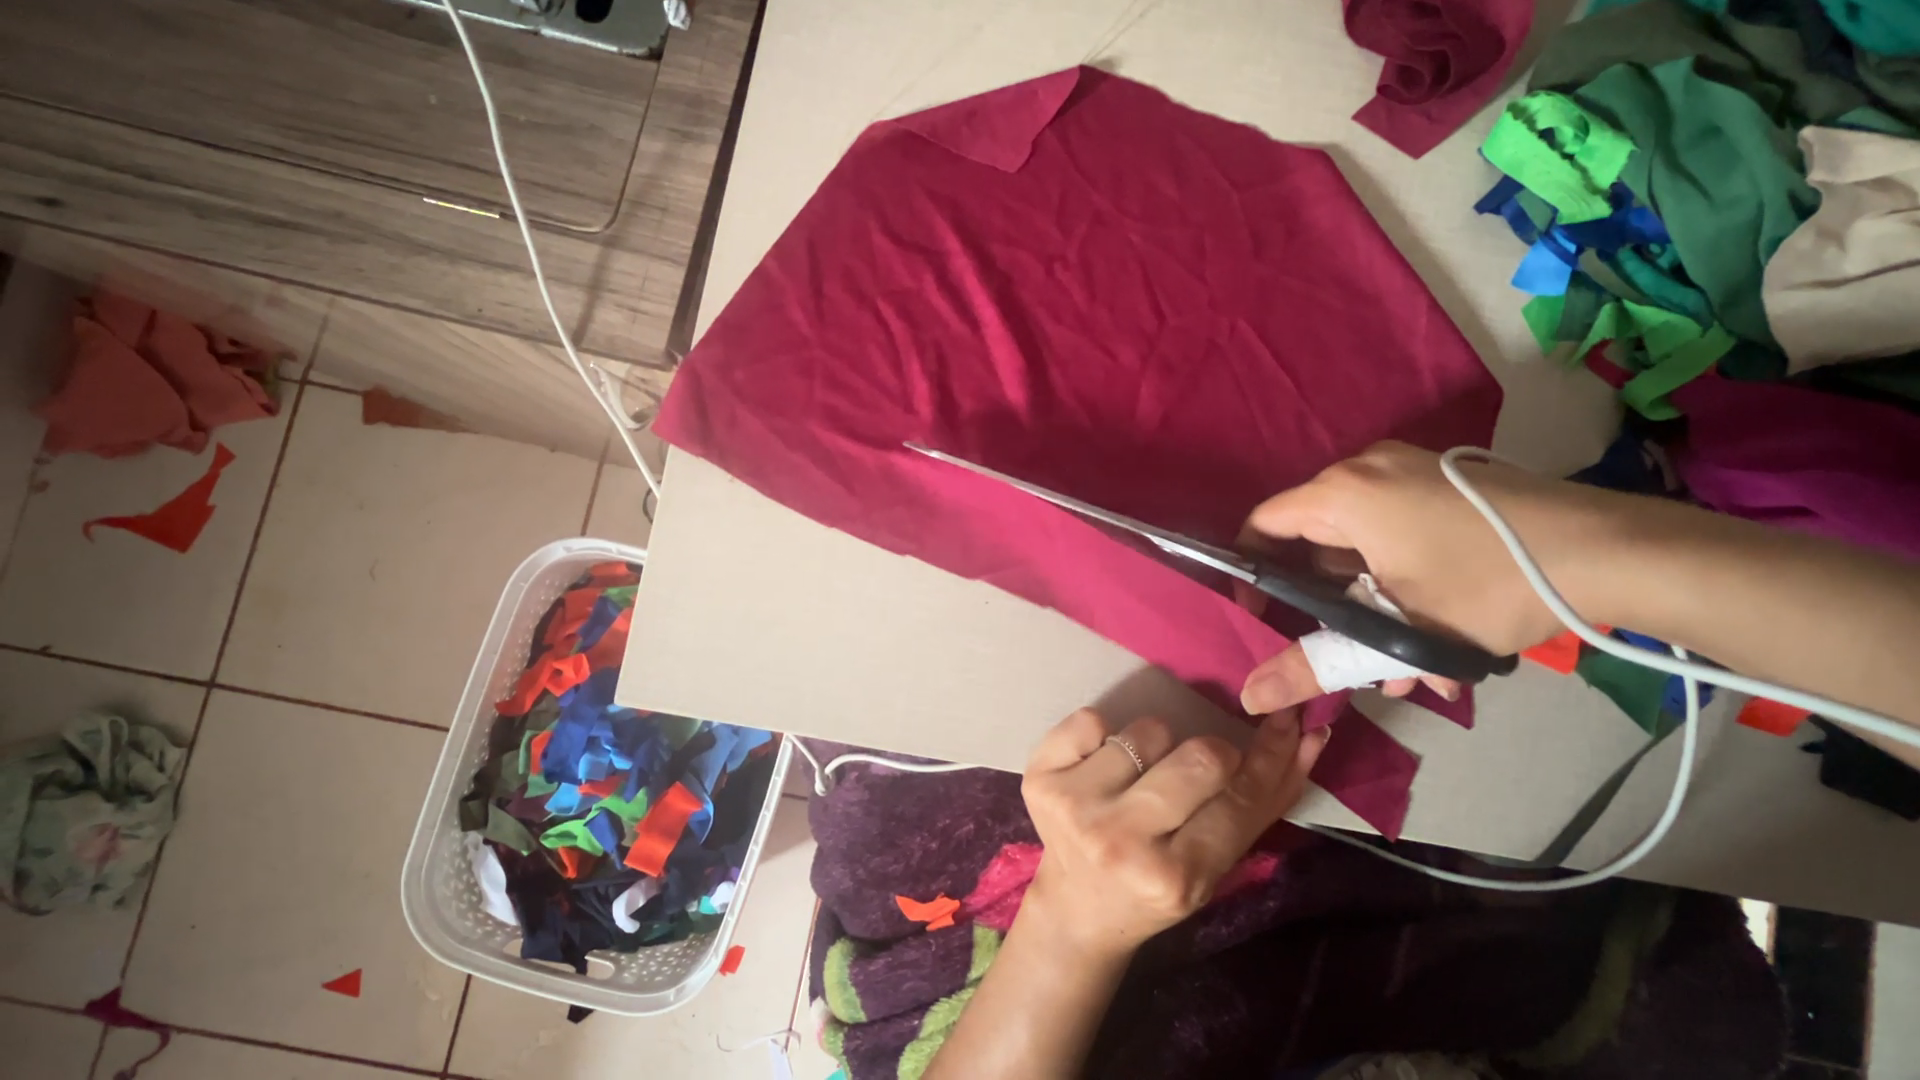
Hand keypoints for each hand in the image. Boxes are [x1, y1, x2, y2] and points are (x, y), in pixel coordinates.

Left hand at [1018, 707, 1327, 959]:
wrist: (1076, 908)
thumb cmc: (1156, 890)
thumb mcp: (1215, 867)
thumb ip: (1261, 805)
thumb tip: (1309, 736)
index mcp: (1173, 878)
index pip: (1238, 800)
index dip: (1271, 756)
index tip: (1287, 720)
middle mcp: (1119, 841)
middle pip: (1200, 756)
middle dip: (1212, 755)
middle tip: (1198, 773)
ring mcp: (1073, 807)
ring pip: (1149, 730)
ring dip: (1157, 747)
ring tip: (1141, 782)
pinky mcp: (1037, 778)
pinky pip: (1093, 719)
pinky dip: (1105, 735)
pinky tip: (1101, 769)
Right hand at [1237, 441, 1626, 714]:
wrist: (1612, 551)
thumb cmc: (1486, 585)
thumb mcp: (1397, 634)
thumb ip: (1315, 666)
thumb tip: (1246, 699)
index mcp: (1342, 493)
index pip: (1263, 525)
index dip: (1251, 575)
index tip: (1265, 621)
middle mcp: (1367, 470)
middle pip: (1314, 540)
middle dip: (1328, 607)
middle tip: (1350, 656)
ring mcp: (1411, 472)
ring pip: (1362, 544)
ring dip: (1373, 605)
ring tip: (1408, 668)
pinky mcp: (1446, 485)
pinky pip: (1398, 532)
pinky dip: (1402, 580)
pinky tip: (1438, 636)